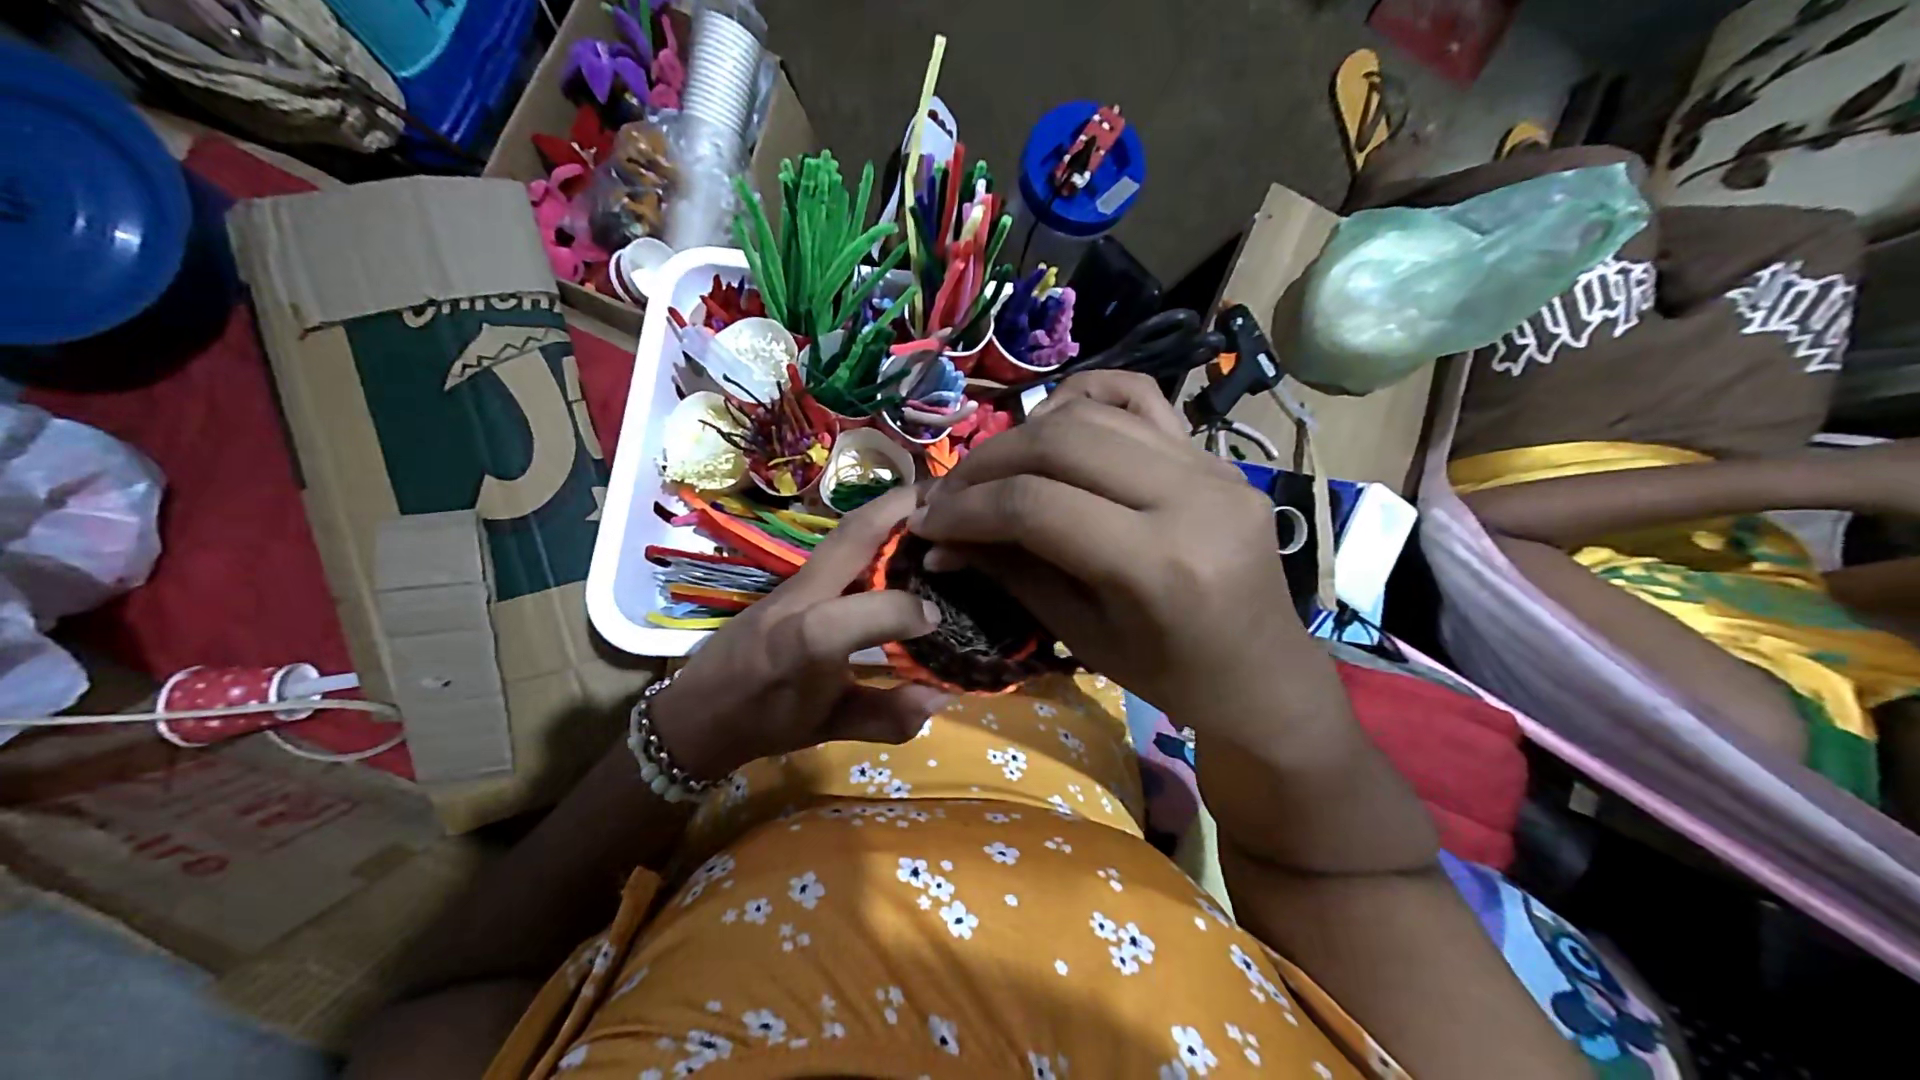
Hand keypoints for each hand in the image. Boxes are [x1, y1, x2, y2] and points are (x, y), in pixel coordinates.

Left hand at [650, 487, 951, 779]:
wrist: (697, 709)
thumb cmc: (762, 722)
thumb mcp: (828, 730)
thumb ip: (888, 715)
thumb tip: (945, 693)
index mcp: (802, 645)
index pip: (862, 613)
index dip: (906, 612)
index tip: (938, 618)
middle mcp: (797, 599)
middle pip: (852, 536)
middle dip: (903, 507)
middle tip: (949, 494)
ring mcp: (793, 581)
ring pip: (844, 531)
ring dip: (888, 511)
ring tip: (931, 505)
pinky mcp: (792, 578)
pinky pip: (839, 544)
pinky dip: (874, 528)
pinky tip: (898, 534)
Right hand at [908, 371, 1303, 718]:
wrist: (1262, 674)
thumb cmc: (1170, 675)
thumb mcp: (1082, 634)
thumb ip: (1011, 573)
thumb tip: (940, 538)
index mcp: (1158, 565)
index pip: (1036, 506)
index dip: (968, 509)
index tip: (927, 521)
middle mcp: (1190, 499)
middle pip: (1060, 444)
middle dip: (988, 464)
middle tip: (951, 494)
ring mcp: (1212, 467)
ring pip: (1093, 413)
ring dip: (1025, 435)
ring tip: (993, 469)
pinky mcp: (1217, 457)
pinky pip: (1141, 400)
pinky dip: (1085, 399)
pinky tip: (1053, 425)